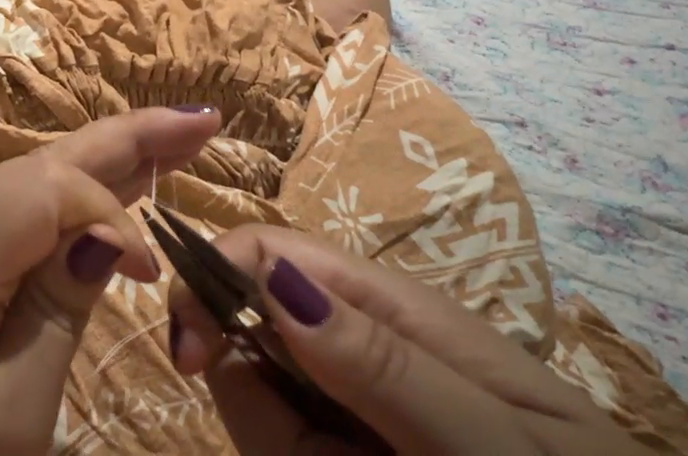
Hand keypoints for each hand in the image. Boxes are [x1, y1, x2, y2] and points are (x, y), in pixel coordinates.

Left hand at [0, 106, 222, 455]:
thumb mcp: (9, 414)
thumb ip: (57, 313)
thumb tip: (108, 233)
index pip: (49, 189)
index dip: (113, 214)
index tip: (153, 282)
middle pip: (44, 163)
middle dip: (126, 135)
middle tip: (201, 117)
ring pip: (34, 172)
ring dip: (106, 152)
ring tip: (173, 132)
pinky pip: (18, 199)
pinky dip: (75, 182)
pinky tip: (113, 171)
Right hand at [167, 225, 645, 455]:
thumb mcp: (498, 443)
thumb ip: (383, 364)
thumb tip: (270, 274)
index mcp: (391, 307)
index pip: (268, 252)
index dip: (211, 281)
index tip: (189, 356)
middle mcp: (358, 341)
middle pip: (248, 333)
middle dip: (253, 397)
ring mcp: (354, 397)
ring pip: (261, 398)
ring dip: (287, 443)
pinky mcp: (347, 438)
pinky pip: (289, 439)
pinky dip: (298, 454)